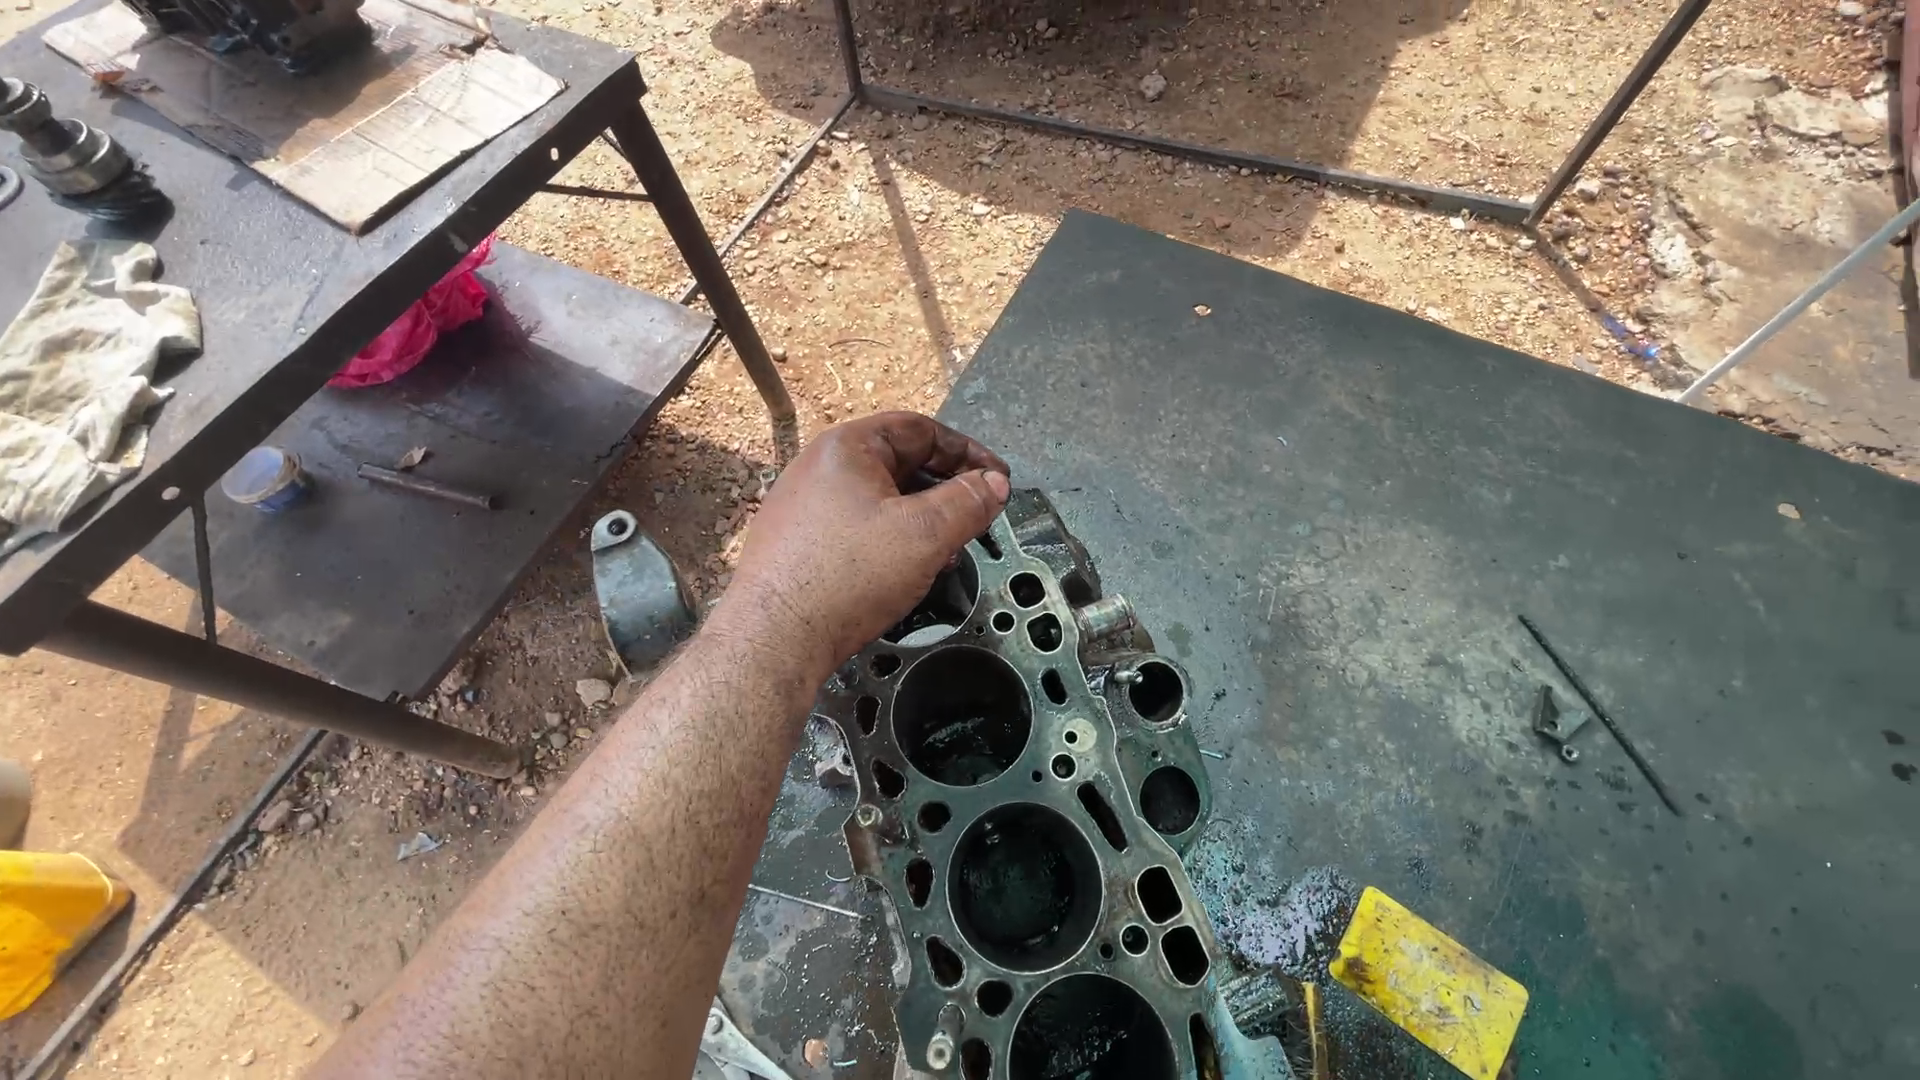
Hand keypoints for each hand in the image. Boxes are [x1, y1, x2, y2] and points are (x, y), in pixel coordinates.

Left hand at [709, 412, 1010, 683]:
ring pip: (879, 499)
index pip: (920, 429)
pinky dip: (890, 539)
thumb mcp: (925, 535)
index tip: (995, 480)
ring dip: (921, 519)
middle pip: (899, 464)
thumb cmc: (846, 576)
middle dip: (945, 490)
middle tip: (974, 517)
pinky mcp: (797, 543)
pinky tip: (905, 569)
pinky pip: (856, 527)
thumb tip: (994, 485)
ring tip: (945, 551)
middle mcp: (818, 468)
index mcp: (847, 448)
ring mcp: (803, 506)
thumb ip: (968, 503)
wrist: (775, 638)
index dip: (967, 453)